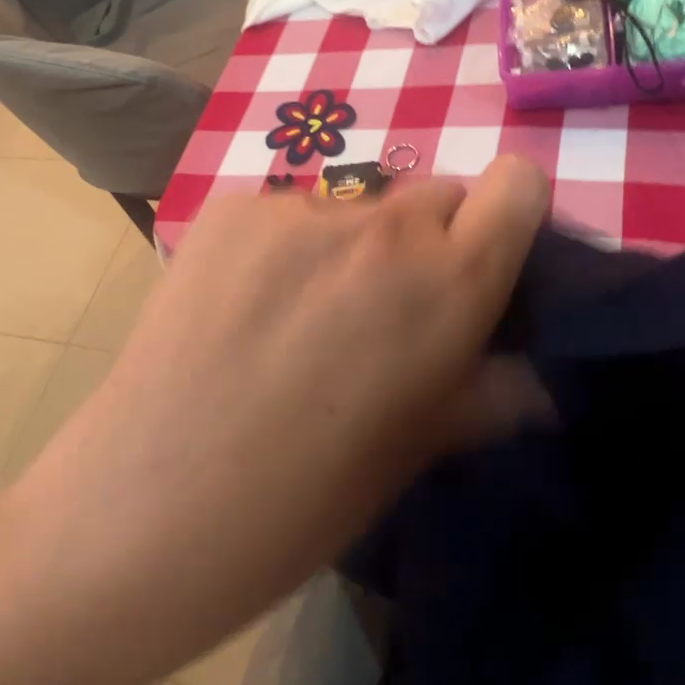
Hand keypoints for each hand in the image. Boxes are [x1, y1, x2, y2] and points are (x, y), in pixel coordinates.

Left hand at [11, 155, 553, 682]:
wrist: (156, 502)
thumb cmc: (309, 496)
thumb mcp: (418, 448)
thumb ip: (485, 391)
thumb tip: (528, 378)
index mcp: (450, 281)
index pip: (518, 183)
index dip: (510, 216)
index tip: (485, 263)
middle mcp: (384, 224)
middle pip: (436, 196)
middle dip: (429, 243)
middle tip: (386, 310)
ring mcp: (300, 209)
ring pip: (358, 209)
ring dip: (352, 248)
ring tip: (300, 321)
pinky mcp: (232, 209)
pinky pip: (288, 215)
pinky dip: (284, 249)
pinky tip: (246, 311)